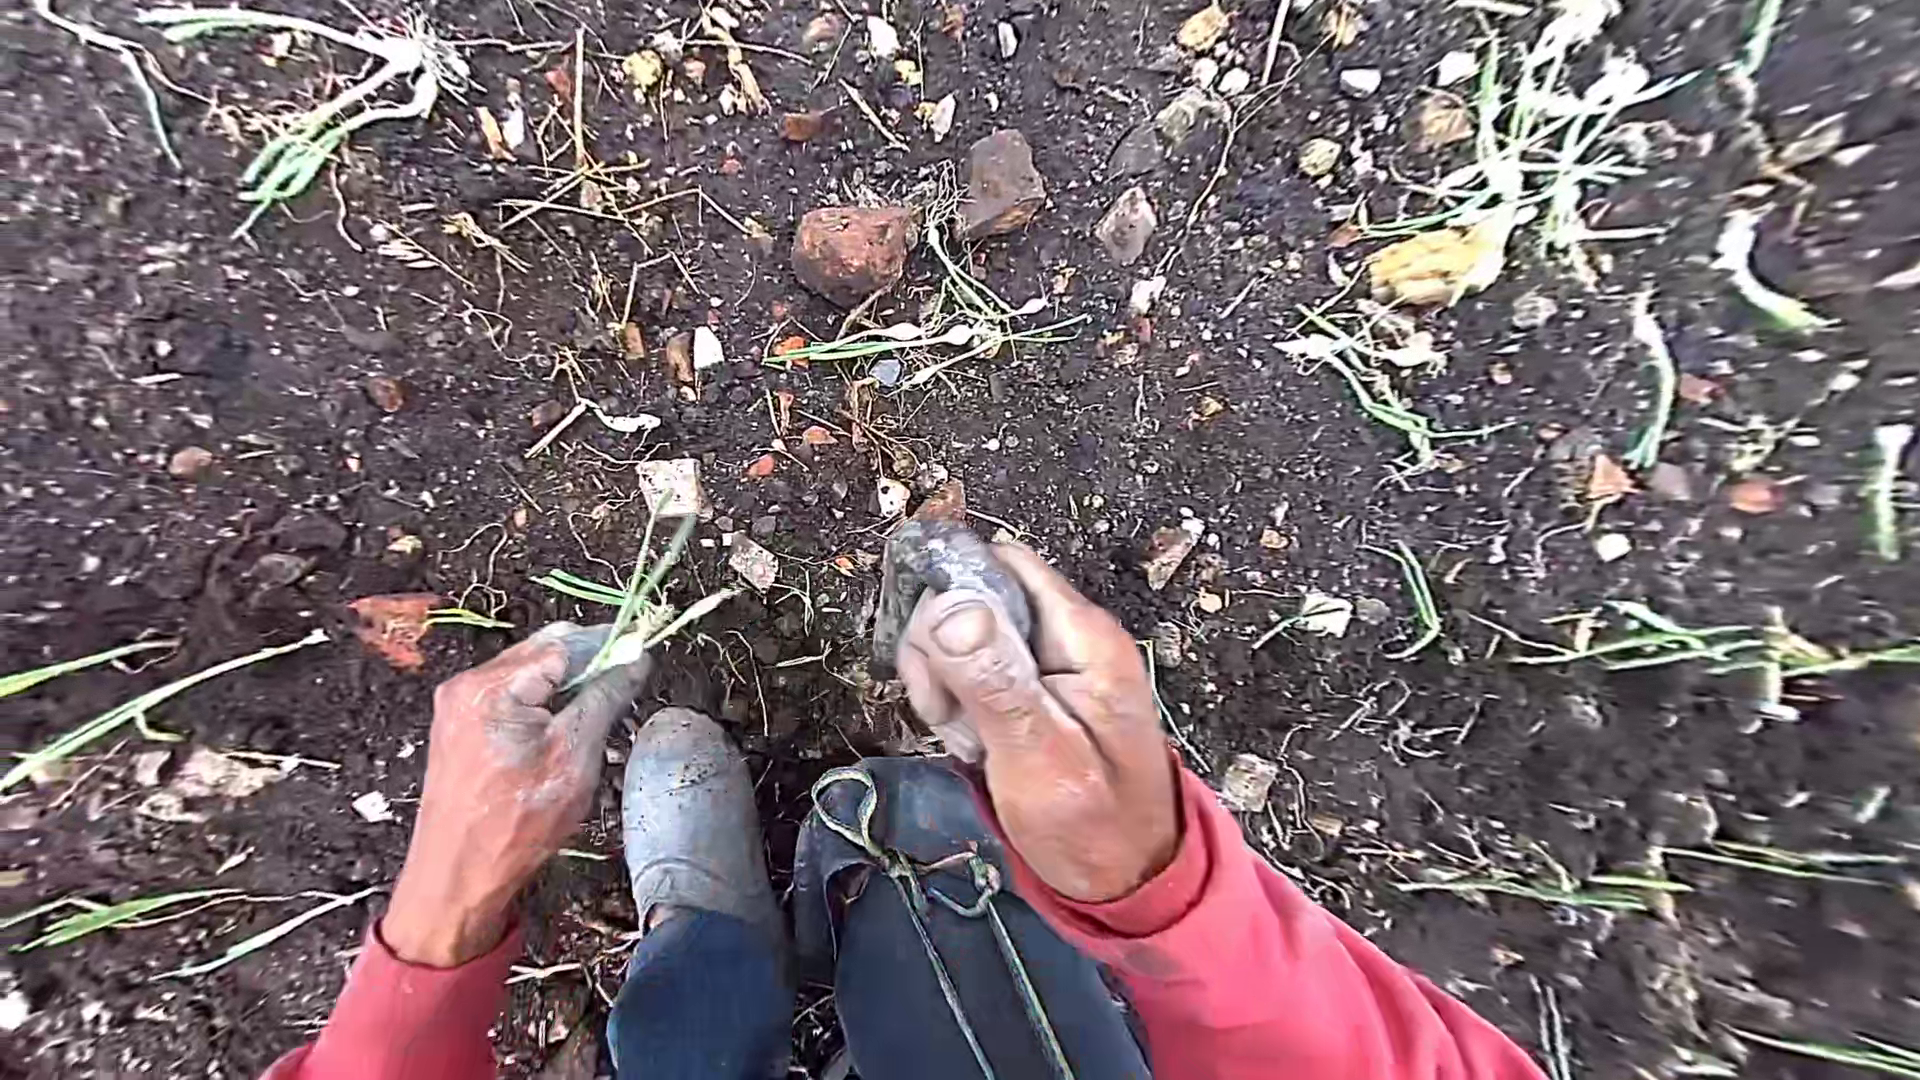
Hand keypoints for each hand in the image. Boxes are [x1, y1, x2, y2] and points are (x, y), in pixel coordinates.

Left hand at [383, 623, 649, 965]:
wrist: (457, 881)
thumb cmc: (518, 821)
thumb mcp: (576, 752)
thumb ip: (608, 694)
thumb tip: (638, 657)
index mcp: (492, 687)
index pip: (567, 643)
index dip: (611, 648)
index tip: (643, 657)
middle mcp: (469, 684)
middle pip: (548, 649)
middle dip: (592, 663)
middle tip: (625, 686)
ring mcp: (462, 703)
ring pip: (536, 669)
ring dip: (573, 682)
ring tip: (598, 712)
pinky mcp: (464, 722)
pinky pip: (519, 690)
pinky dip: (551, 698)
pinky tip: (568, 724)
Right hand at [897, 545, 1179, 902]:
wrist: (1127, 878)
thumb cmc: (1091, 825)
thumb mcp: (1038, 757)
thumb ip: (996, 681)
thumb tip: (949, 605)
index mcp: (1081, 634)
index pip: (1001, 563)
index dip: (954, 594)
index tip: (934, 656)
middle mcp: (1068, 631)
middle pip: (976, 594)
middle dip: (942, 647)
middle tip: (946, 710)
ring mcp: (1052, 656)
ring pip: (966, 630)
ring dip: (945, 677)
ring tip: (964, 733)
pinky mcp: (1035, 681)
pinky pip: (976, 664)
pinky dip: (958, 695)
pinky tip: (971, 736)